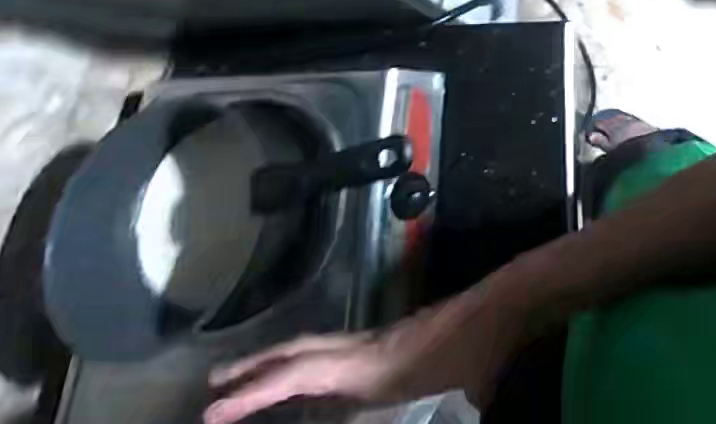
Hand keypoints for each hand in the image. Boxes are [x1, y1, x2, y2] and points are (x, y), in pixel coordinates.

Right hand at [204, 287, 527, 423]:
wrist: (505, 303)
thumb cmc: (479, 352)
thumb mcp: (455, 403)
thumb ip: (435, 420)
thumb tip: (436, 421)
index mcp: (372, 364)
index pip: (302, 373)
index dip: (255, 392)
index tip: (210, 412)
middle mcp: (368, 347)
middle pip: (303, 350)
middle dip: (256, 368)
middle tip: (213, 385)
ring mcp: (383, 339)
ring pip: (322, 347)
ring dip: (285, 361)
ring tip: (252, 380)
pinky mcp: (398, 338)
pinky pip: (341, 350)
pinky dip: (314, 362)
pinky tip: (317, 384)